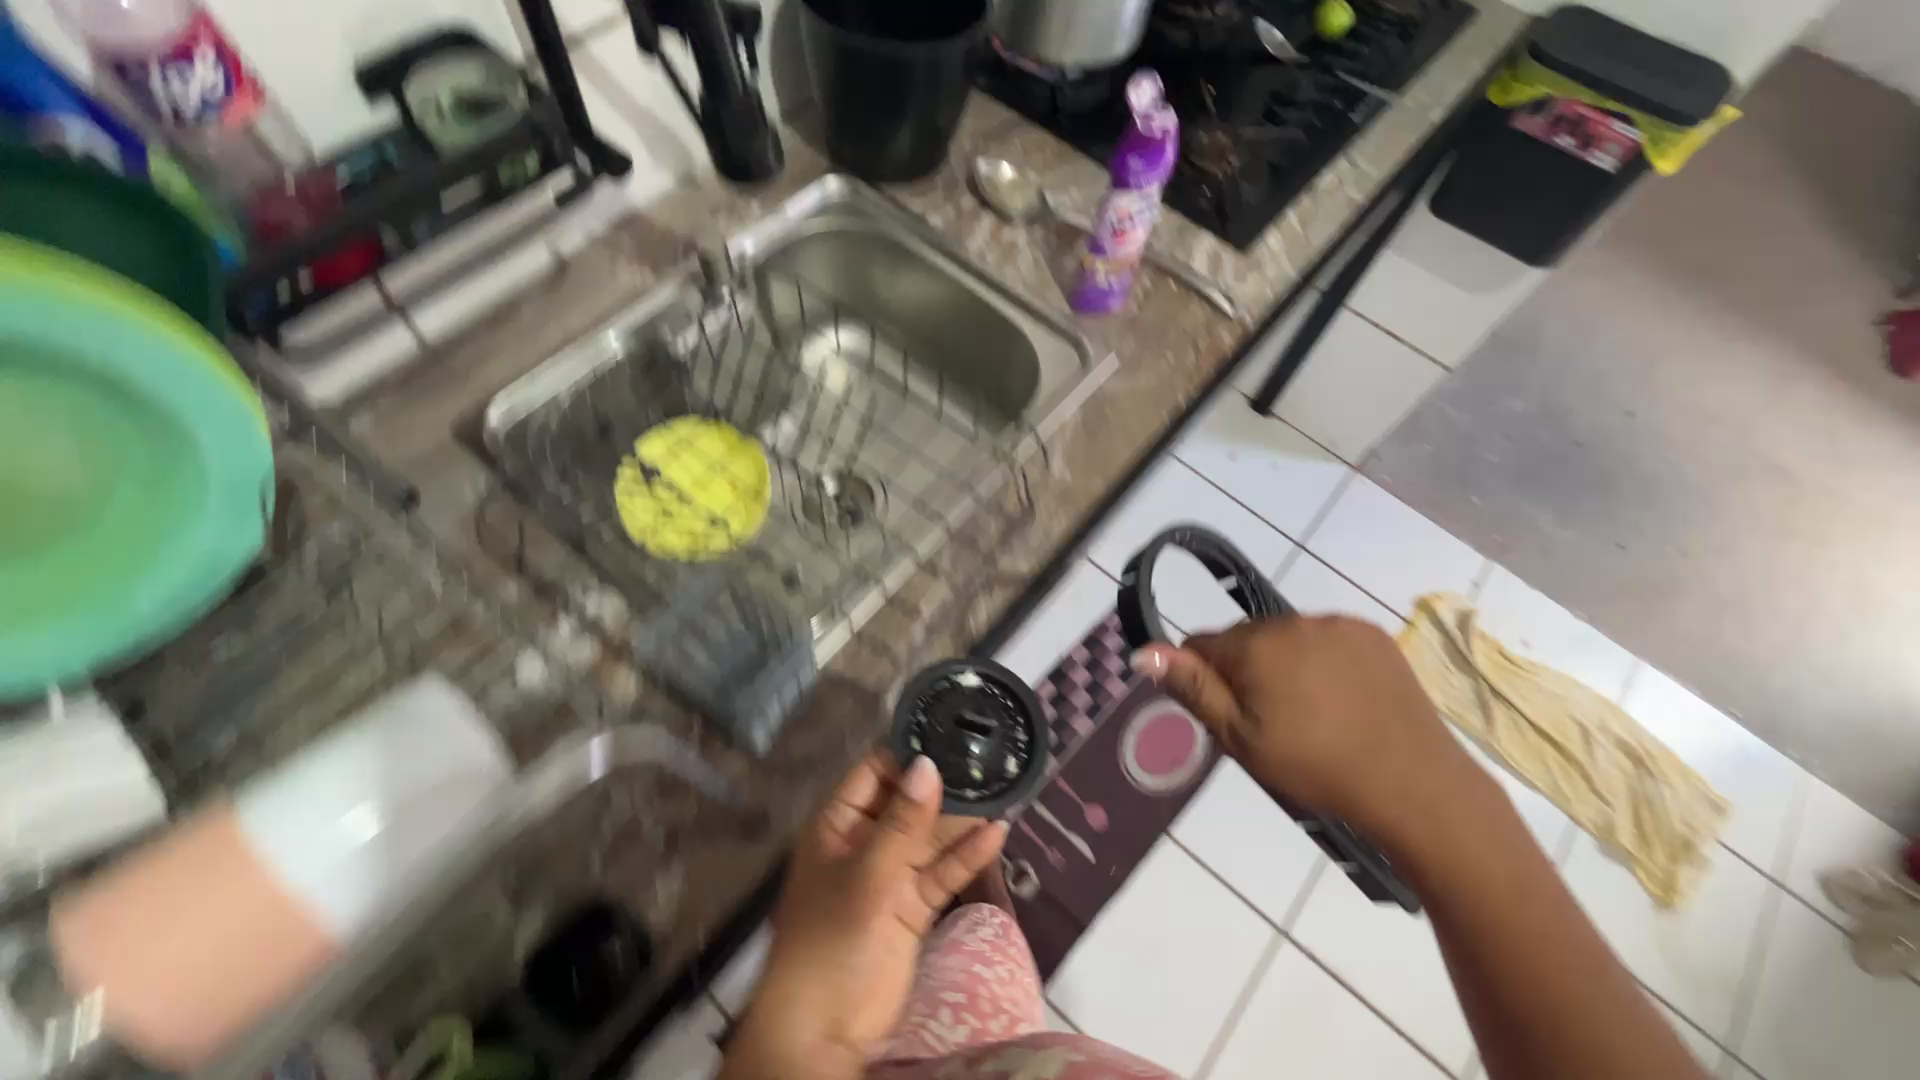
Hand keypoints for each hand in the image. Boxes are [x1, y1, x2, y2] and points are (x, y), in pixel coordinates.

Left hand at [725, 753, 1007, 1079]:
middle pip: (909, 801)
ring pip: (931, 836)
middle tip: (989, 755)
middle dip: (944, 783)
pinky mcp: (914, 905)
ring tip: (1003, 786)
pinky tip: (997, 832)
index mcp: (838, 824)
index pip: (875, 772)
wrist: (825, 1027)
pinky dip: (967, 854)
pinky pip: (943, 871)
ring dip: (962, 817)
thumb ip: (902, 822)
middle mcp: (866, 841)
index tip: (949, 731)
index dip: (908, 752)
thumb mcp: (866, 874)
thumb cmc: (831, 940)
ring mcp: (892, 874)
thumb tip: (929, 764)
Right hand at [1134, 616, 1492, 856]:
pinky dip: (1322, 660)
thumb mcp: (1241, 739)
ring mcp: (1337, 624)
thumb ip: (1193, 689)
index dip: (1204, 679)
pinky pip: (1326, 638)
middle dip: (1246, 671)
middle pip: (1245, 639)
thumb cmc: (1315, 768)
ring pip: (1286, 638)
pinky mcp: (1371, 634)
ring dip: (1283, 663)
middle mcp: (1293, 621)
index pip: (1202, 644)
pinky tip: (1340, 698)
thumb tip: (1143, 650)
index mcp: (1255, 646)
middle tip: (1270, 722)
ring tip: (1309, 713)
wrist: (1412, 782)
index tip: (1229, 715)